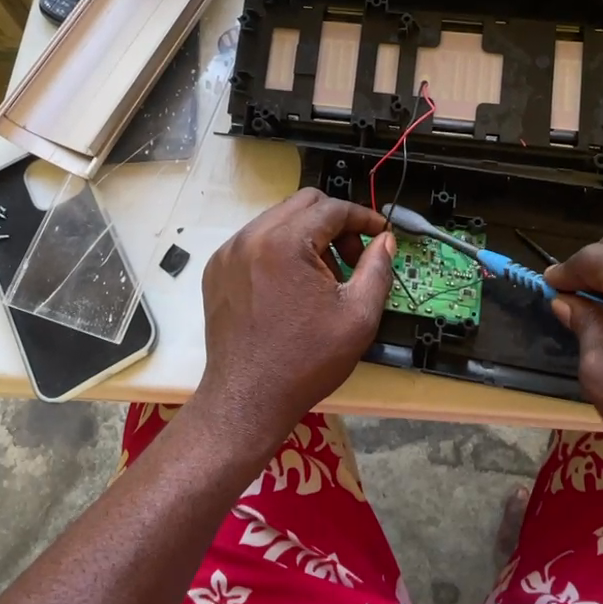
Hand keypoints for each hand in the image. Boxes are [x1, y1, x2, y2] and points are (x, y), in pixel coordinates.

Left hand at [195, 188, 393, 444]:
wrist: (247, 400)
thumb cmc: (306, 361)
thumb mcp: (358, 316)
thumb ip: (377, 269)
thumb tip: (385, 239)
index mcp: (285, 241)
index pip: (332, 208)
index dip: (362, 217)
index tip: (380, 233)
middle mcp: (252, 236)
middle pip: (303, 204)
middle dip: (335, 223)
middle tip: (351, 260)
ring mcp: (229, 251)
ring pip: (278, 219)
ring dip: (307, 236)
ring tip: (321, 279)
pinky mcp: (217, 269)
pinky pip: (256, 241)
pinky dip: (280, 250)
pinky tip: (290, 288)